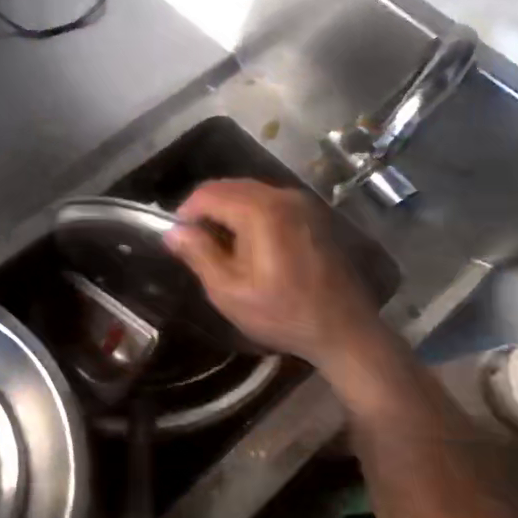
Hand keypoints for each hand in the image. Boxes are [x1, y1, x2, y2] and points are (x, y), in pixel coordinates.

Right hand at [164, 179, 388, 369]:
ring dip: (227, 212)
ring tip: (219, 246)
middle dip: (206, 210)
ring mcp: (302, 203)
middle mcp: (283, 196)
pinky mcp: (313, 214)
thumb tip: (172, 232)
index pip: (208, 193)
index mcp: (261, 212)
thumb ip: (199, 255)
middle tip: (195, 243)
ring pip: (249, 193)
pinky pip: (269, 202)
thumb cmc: (283, 314)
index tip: (178, 239)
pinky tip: (248, 245)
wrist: (345, 329)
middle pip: (229, 187)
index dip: (185, 212)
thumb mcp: (229, 292)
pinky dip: (249, 214)